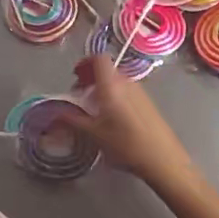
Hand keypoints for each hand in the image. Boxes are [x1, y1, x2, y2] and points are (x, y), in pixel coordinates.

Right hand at [65, 55, 198, 191]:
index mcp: (112, 85)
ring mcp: (141, 92)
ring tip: (95, 109)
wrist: (162, 158)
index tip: (76, 77)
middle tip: (80, 96)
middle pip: (107, 70)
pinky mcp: (149, 103)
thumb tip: (56, 113)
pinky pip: (127, 91)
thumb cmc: (125, 144)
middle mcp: (127, 83)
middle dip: (91, 79)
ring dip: (103, 89)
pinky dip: (116, 96)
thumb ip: (73, 120)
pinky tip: (113, 118)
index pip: (99, 59)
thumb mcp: (94, 134)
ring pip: (118, 81)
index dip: (85, 63)